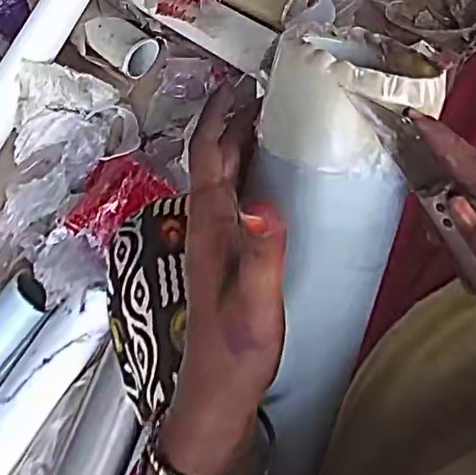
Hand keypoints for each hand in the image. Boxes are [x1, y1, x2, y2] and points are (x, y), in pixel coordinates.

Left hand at [163, 80, 284, 474]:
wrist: (218, 389)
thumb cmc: (235, 350)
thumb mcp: (256, 303)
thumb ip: (262, 255)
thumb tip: (265, 204)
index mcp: (210, 222)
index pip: (207, 152)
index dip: (217, 115)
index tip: (234, 85)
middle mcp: (207, 220)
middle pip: (214, 153)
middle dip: (232, 117)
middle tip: (262, 93)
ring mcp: (214, 232)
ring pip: (222, 169)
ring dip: (238, 138)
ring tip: (268, 119)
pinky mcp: (226, 245)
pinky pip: (234, 189)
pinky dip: (248, 166)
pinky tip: (268, 171)